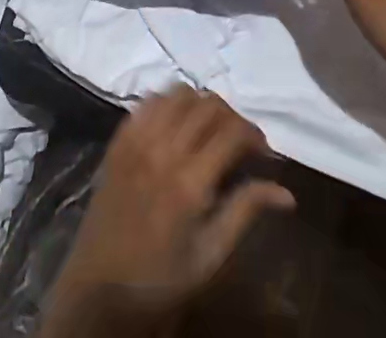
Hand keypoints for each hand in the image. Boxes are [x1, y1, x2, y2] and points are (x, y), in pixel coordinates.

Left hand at [43, 87, 293, 336]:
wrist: (98, 290)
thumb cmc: (160, 278)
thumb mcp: (211, 254)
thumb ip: (246, 211)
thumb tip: (286, 193)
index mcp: (190, 182)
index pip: (233, 131)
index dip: (255, 135)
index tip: (263, 152)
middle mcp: (163, 151)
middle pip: (209, 105)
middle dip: (233, 117)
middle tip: (240, 141)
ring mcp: (136, 142)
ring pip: (179, 94)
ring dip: (201, 104)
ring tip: (210, 129)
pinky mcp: (118, 142)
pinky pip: (148, 102)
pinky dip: (168, 103)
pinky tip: (177, 123)